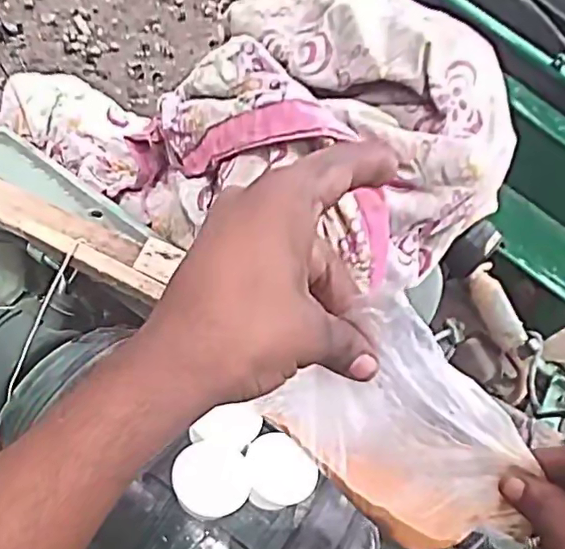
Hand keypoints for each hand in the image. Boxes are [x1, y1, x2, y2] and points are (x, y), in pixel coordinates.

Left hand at [136, 140, 398, 406]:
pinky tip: (295, 335)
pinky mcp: (209, 265)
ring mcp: (225, 235)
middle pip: (316, 242)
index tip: (390, 165)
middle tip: (358, 334)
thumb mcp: (307, 336)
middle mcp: (250, 207)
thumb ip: (344, 342)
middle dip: (341, 291)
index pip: (337, 169)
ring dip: (314, 301)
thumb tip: (366, 362)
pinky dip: (284, 298)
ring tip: (330, 346)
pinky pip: (261, 271)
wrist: (174, 367)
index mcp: (282, 202)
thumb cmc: (244, 335)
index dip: (369, 166)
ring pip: (289, 262)